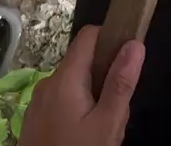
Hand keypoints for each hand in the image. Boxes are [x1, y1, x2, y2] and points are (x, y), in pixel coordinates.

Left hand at [18, 27, 142, 145]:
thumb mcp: (108, 124)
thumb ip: (121, 83)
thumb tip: (135, 43)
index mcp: (65, 78)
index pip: (89, 35)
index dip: (111, 39)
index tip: (127, 62)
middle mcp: (48, 84)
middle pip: (84, 62)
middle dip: (105, 78)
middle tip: (116, 111)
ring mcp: (38, 104)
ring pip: (74, 85)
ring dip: (92, 97)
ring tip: (102, 131)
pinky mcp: (35, 122)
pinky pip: (62, 103)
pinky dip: (77, 112)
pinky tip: (85, 139)